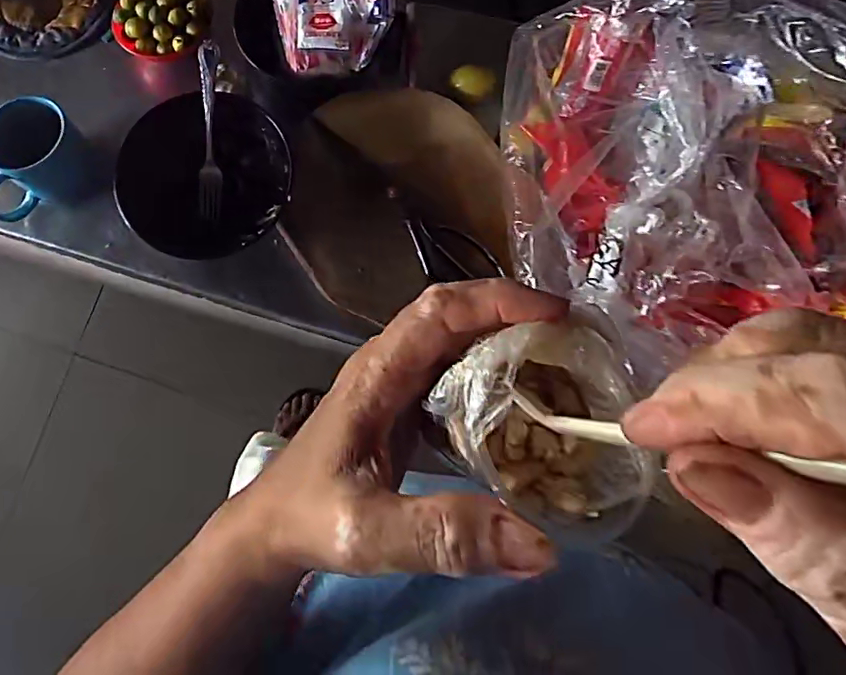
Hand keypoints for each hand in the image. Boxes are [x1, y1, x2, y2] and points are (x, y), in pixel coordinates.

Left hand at [223, 280, 566, 579]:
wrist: (272, 525)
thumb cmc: (310, 516)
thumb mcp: (369, 532)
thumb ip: (443, 535)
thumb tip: (539, 545)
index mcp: (378, 371)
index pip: (439, 311)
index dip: (496, 301)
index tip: (555, 313)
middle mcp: (389, 362)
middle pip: (451, 312)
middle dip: (510, 311)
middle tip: (573, 334)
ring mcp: (396, 381)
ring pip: (454, 337)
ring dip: (504, 336)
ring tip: (561, 359)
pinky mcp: (404, 403)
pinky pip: (453, 370)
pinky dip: (492, 370)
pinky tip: (524, 402)